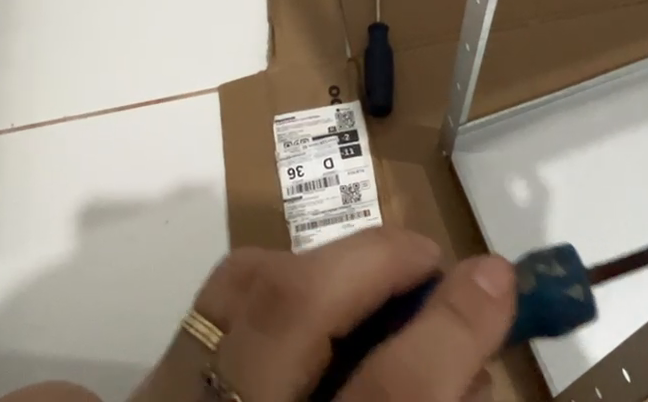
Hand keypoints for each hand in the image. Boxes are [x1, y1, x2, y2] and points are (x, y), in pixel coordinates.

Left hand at [151, 227, 515, 401]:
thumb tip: (470, 343)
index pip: (390, 399)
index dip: (450, 331)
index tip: (496, 279)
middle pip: (291, 308)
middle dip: (376, 260)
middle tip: (429, 259)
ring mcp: (174, 401)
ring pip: (240, 288)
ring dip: (320, 265)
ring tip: (370, 280)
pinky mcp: (152, 389)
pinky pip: (212, 306)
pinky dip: (268, 286)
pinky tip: (306, 304)